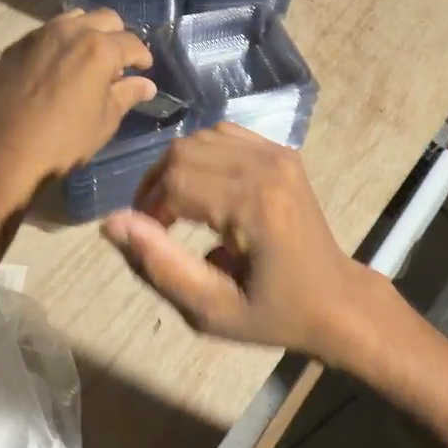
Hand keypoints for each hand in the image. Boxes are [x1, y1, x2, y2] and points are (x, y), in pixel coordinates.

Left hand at [0, 9, 155, 226]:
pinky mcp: (18, 45)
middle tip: (117, 63)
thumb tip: (146, 85)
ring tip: (87, 58)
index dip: (142, 57)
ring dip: (88, 32)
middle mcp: (72, 31)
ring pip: (74, 18)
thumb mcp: (104, 121)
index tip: (143, 69)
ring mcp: (42, 34)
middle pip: (106, 19)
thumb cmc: (63, 139)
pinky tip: (58, 66)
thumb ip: (127, 95)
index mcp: (100, 48)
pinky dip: (60, 41)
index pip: (132, 42)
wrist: (3, 148)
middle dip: (117, 37)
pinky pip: (47, 32)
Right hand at [100, 124, 388, 366]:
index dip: (147, 210)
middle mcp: (267, 166)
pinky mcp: (281, 150)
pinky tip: (201, 188)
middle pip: (182, 153)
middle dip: (156, 187)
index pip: (176, 183)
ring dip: (174, 169)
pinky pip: (223, 134)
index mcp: (255, 205)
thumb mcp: (211, 310)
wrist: (335, 301)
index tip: (147, 242)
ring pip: (198, 138)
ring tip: (173, 208)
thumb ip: (159, 266)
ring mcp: (277, 153)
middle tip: (154, 227)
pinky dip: (200, 155)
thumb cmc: (274, 314)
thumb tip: (111, 222)